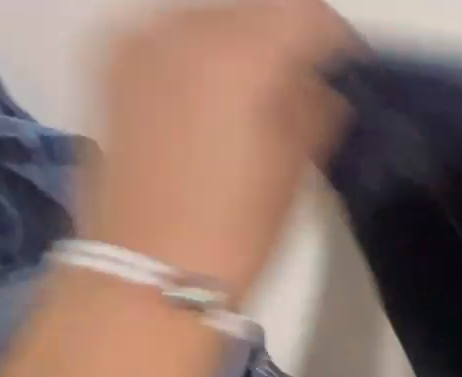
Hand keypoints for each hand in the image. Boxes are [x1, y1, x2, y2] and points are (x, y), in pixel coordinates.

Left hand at [77, 0, 351, 297]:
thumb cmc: (238, 226)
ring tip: (263, 94)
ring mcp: (137, 37)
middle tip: (309, 85)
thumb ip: (315, 108)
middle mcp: (182, 26)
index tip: (351, 71)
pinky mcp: (110, 59)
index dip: (336, 40)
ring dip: (245, 44)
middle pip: (254, 7)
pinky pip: (172, 32)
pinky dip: (203, 52)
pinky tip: (217, 98)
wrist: (150, 266)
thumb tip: (324, 87)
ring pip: (211, 15)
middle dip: (288, 38)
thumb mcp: (294, 167)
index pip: (305, 13)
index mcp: (240, 54)